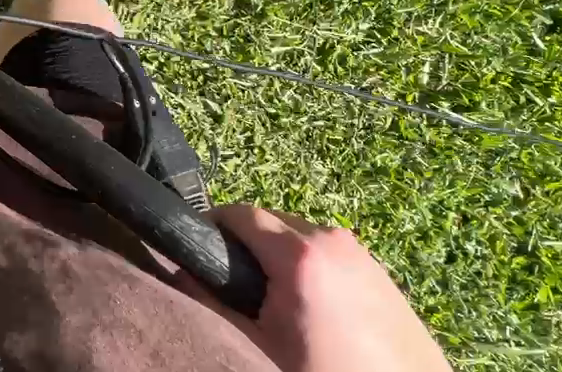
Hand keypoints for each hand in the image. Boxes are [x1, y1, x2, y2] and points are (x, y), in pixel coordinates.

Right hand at [194, 205, 450, 371]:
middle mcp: (330, 239)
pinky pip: (328, 253)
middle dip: (248, 246)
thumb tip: (179, 272)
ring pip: (298, 235)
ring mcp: (361, 253)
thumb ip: (211, 305)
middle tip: (241, 290)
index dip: (212, 229)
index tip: (203, 257)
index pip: (237, 213)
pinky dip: (311, 268)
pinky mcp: (381, 271)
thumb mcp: (259, 348)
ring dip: (280, 256)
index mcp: (298, 254)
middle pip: (268, 221)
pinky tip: (316, 312)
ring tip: (280, 305)